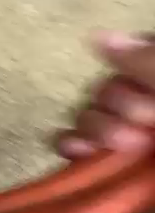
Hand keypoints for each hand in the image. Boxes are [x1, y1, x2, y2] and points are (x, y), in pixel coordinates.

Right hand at [56, 31, 154, 212]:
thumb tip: (101, 39)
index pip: (154, 50)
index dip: (140, 55)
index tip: (143, 75)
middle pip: (121, 79)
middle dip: (118, 95)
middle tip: (142, 119)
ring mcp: (150, 145)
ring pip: (93, 111)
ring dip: (93, 122)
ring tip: (116, 143)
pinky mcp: (120, 173)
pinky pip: (74, 146)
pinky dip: (67, 144)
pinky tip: (78, 152)